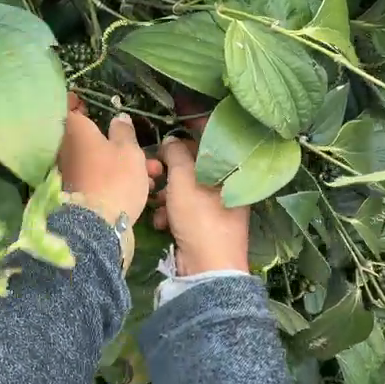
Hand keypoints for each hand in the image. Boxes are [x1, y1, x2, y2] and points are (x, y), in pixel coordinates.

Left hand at [56, 94, 149, 227]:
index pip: (71, 107)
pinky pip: (102, 178)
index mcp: (75, 130)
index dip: (80, 101)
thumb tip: (118, 118)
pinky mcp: (81, 194)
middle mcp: (68, 149)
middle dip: (120, 141)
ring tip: (154, 171)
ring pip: (102, 160)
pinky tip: (145, 188)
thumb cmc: (114, 178)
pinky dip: (120, 180)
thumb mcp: (128, 149)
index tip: (92, 101)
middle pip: (93, 137)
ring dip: (127, 163)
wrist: (98, 228)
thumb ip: (124, 131)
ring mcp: (73, 172)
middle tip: (142, 145)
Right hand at [149, 132, 250, 275]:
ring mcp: (216, 206)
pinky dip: (170, 212)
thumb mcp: (183, 179)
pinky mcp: (204, 225)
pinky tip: (161, 221)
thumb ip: (175, 154)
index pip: (213, 137)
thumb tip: (171, 140)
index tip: (176, 114)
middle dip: (171, 167)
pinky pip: (184, 208)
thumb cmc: (200, 217)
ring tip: (155, 201)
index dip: (194, 124)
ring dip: (166, 192)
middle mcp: (225, 186)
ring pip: (185, 186)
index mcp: (229, 171)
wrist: (208, 269)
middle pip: (194, 164)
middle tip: (154, 169)